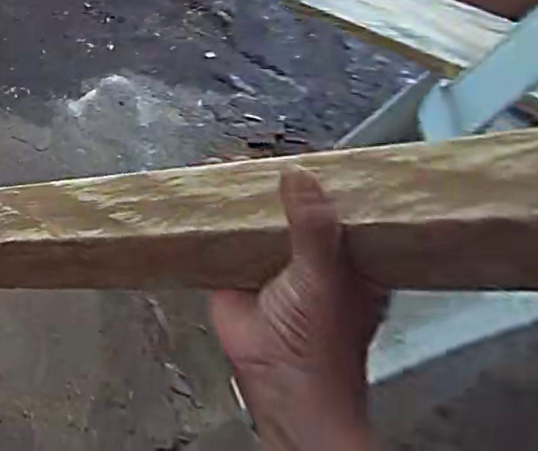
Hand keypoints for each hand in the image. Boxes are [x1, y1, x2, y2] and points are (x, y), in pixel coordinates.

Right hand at [209, 168, 385, 450]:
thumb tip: (297, 173)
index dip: (319, 178)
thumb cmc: (318, 341)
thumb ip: (313, 228)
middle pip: (286, 203)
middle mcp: (305, 251)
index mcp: (343, 254)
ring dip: (234, 192)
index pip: (334, 204)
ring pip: (251, 214)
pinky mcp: (230, 265)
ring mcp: (266, 257)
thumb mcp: (324, 278)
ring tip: (218, 161)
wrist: (279, 386)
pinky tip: (193, 190)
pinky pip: (219, 232)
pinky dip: (207, 212)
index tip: (300, 150)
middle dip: (267, 179)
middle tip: (249, 152)